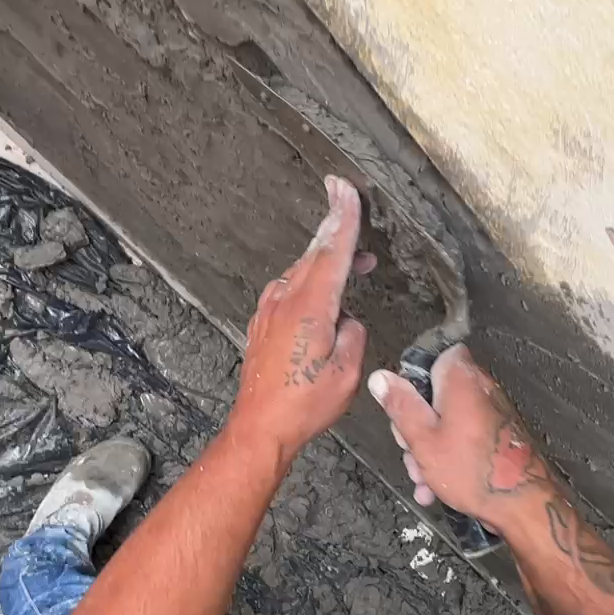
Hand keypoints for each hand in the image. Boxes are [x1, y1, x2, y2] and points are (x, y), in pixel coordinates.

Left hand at [229, 176, 374, 460]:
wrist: (260, 425)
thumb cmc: (304, 404)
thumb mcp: (346, 373)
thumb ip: (353, 335)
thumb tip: (347, 321)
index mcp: (311, 307)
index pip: (333, 252)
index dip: (344, 218)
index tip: (346, 189)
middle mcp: (285, 301)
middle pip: (315, 253)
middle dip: (335, 226)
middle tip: (345, 197)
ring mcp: (269, 310)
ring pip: (301, 270)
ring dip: (326, 258)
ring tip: (352, 260)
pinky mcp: (262, 323)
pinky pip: (288, 288)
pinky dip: (308, 279)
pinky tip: (319, 290)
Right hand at [366, 344, 559, 529]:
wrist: (523, 504)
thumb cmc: (473, 470)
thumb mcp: (423, 439)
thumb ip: (400, 406)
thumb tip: (380, 377)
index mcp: (461, 379)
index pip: (432, 356)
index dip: (412, 381)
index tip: (404, 409)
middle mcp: (480, 388)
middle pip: (435, 395)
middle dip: (416, 427)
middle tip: (411, 452)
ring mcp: (491, 412)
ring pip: (447, 421)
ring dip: (429, 449)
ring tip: (424, 480)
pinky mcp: (497, 435)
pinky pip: (464, 438)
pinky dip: (449, 457)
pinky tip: (436, 487)